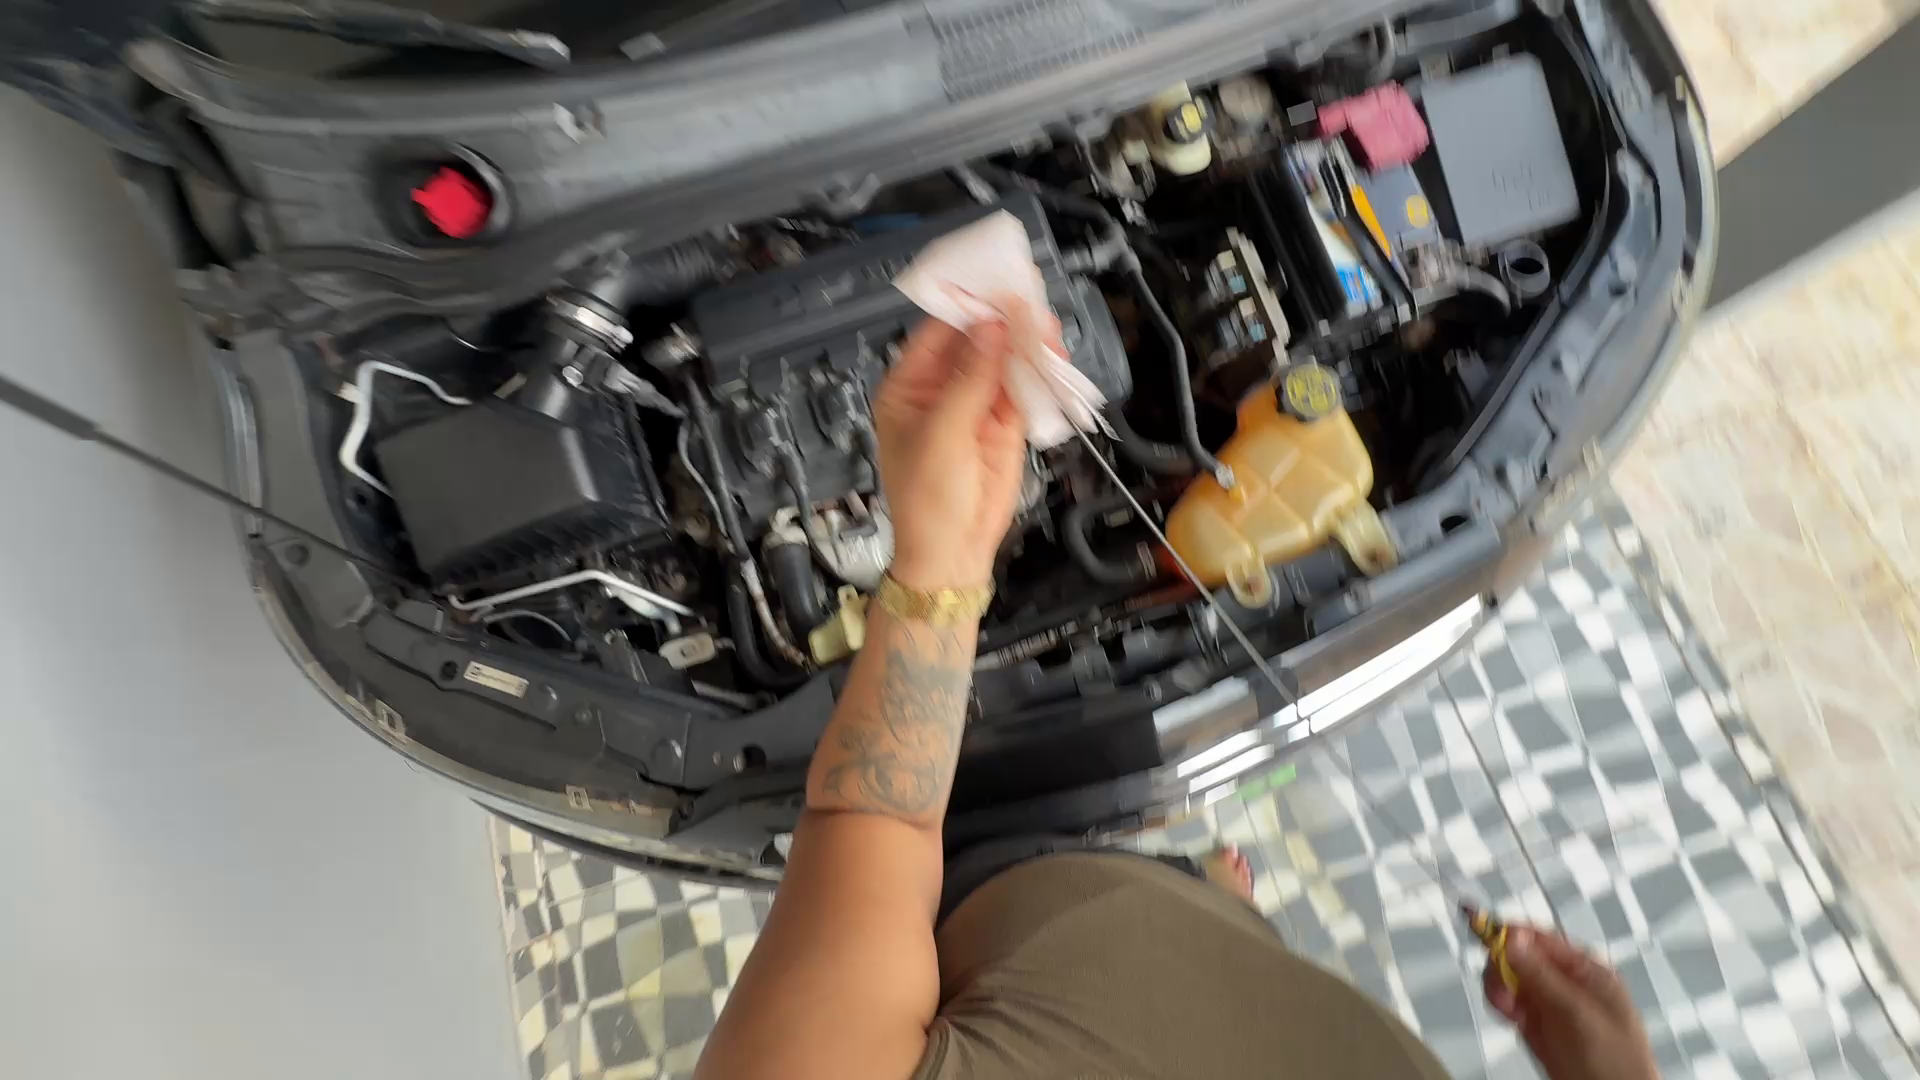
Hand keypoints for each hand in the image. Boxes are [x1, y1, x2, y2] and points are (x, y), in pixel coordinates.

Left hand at [873, 308, 1032, 588]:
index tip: (993, 284)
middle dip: (1003, 322)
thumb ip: (969, 379)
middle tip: (1030, 297)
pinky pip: (1024, 389)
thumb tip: (991, 326)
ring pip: (1005, 362)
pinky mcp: (1006, 423)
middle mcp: (943, 389)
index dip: (966, 307)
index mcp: (910, 386)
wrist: (954, 550)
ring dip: (1026, 344)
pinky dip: (1040, 374)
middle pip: (977, 342)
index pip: (938, 333)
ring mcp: (977, 404)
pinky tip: (1053, 355)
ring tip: (1048, 325)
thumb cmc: (927, 496)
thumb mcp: (941, 433)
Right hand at [1484, 925, 1659, 1079]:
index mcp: (1584, 970)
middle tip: (1502, 988)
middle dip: (1501, 967)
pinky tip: (1510, 1016)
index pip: (1539, 938)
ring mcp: (1546, 998)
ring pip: (1504, 972)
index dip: (1511, 936)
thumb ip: (1541, 974)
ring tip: (1507, 1009)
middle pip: (1515, 953)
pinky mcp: (1531, 1016)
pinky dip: (1499, 1002)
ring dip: (1497, 985)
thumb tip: (1510, 934)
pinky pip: (1504, 995)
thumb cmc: (1612, 1060)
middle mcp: (1562, 979)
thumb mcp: (1578, 1013)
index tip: (1488, 941)